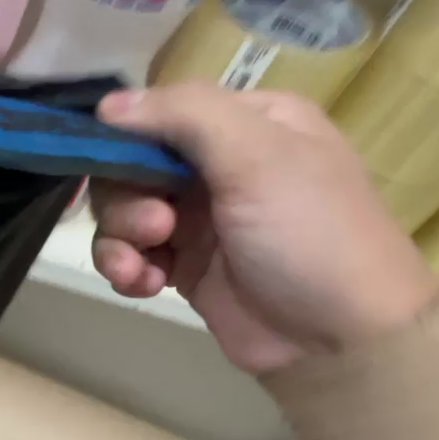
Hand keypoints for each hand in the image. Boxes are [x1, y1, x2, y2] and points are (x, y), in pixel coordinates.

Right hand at [90, 85, 438, 375]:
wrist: (332, 335)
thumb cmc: (307, 236)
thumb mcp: (257, 158)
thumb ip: (185, 117)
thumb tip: (107, 104)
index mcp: (246, 124)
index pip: (159, 116)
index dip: (127, 144)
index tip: (120, 174)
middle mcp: (216, 166)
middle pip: (129, 170)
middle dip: (126, 204)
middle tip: (156, 229)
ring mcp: (196, 219)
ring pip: (120, 217)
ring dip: (118, 245)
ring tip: (141, 272)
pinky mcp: (180, 265)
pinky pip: (128, 257)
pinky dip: (126, 272)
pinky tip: (146, 287)